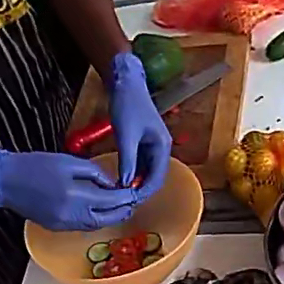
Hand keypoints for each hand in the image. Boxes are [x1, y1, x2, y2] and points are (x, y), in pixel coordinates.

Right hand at [0, 147, 138, 230]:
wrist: (7, 182)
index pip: (111, 201)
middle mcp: (74, 215)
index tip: (135, 192)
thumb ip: (93, 173)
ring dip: (110, 217)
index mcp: (77, 196)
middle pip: (108, 218)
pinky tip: (99, 211)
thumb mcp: (68, 162)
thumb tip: (110, 183)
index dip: (125, 197)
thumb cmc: (35, 166)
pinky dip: (95, 219)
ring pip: (97, 224)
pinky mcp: (59, 228)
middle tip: (131, 202)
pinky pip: (84, 226)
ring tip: (119, 207)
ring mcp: (66, 224)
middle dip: (122, 211)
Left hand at [104, 52, 171, 199]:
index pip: (157, 178)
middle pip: (154, 178)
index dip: (144, 192)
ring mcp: (152, 147)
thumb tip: (125, 185)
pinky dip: (132, 174)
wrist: (124, 81)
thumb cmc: (128, 105)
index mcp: (163, 147)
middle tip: (125, 201)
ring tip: (122, 194)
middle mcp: (161, 149)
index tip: (130, 201)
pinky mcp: (143, 144)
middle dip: (140, 190)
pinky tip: (121, 180)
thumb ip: (127, 162)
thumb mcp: (126, 135)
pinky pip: (140, 165)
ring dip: (136, 183)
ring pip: (146, 173)